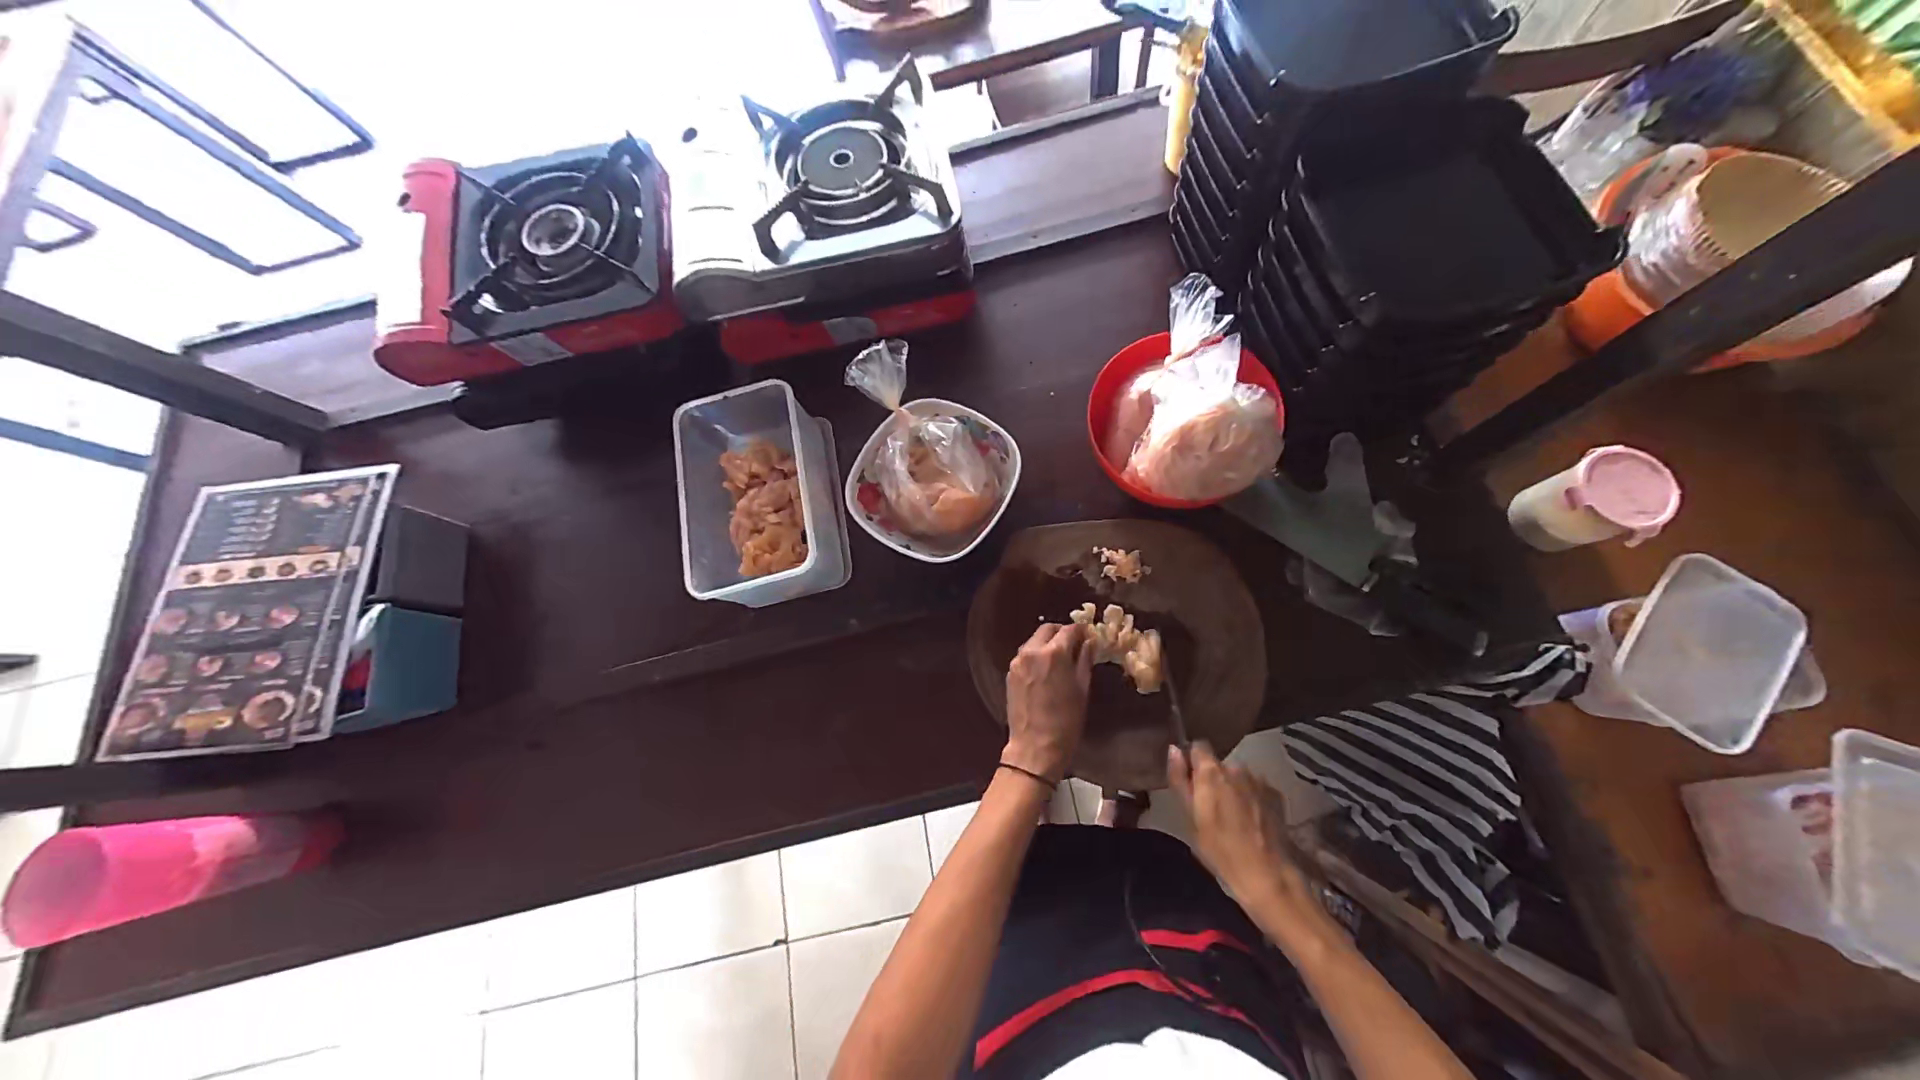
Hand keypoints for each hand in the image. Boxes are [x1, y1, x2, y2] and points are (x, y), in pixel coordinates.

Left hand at [1002, 622, 1092, 781]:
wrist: (1034, 746)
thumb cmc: (1066, 721)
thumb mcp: (1082, 689)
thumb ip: (1085, 660)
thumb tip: (1089, 643)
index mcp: (1054, 653)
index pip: (1069, 629)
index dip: (1081, 630)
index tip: (1088, 636)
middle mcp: (1032, 651)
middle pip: (1048, 629)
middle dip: (1062, 633)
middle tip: (1075, 644)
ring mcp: (1018, 661)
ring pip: (1035, 640)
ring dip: (1048, 643)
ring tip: (1061, 658)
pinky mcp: (1010, 673)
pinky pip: (1026, 655)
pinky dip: (1037, 655)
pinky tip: (1046, 669)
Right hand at [1168, 742, 1321, 924]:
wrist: (1268, 876)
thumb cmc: (1220, 850)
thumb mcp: (1190, 818)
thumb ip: (1179, 779)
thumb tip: (1173, 749)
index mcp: (1211, 772)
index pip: (1198, 747)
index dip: (1192, 762)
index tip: (1191, 782)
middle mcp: (1236, 768)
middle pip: (1219, 764)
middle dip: (1213, 779)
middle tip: (1211, 808)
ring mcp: (1260, 781)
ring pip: (1238, 777)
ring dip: (1233, 789)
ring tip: (1233, 817)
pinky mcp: (1276, 795)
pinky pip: (1256, 789)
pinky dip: (1252, 798)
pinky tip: (1252, 822)